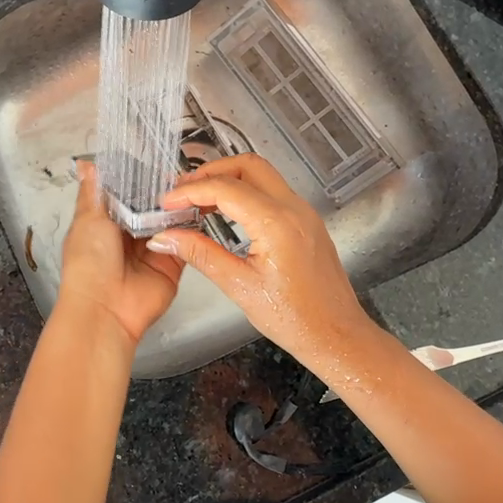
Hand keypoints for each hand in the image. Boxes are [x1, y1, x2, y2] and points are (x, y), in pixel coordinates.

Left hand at [56, 161, 185, 345]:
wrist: (106, 309)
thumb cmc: (89, 262)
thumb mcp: (87, 219)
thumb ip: (94, 191)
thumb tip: (86, 164)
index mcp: (105, 221)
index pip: (125, 192)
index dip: (138, 177)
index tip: (154, 158)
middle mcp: (129, 233)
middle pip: (150, 205)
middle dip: (161, 191)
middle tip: (179, 170)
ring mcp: (152, 247)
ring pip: (169, 219)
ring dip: (177, 206)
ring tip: (191, 184)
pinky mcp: (172, 261)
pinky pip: (185, 239)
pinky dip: (191, 226)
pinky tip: (198, 207)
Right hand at [146, 155, 372, 359]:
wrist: (337, 336)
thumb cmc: (293, 318)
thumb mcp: (239, 286)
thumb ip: (200, 254)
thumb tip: (164, 238)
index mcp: (276, 223)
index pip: (225, 188)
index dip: (190, 191)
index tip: (166, 203)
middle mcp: (294, 208)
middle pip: (247, 165)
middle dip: (210, 173)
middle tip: (182, 193)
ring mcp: (303, 212)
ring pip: (261, 175)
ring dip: (228, 180)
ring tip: (198, 202)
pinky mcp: (306, 221)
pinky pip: (272, 192)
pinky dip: (245, 192)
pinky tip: (225, 214)